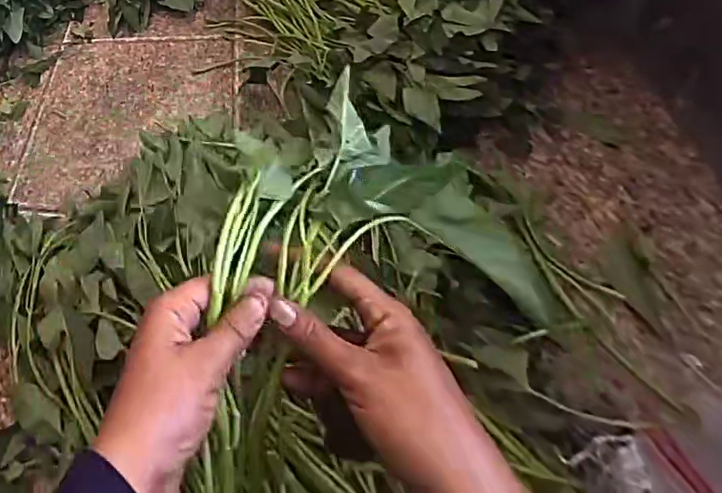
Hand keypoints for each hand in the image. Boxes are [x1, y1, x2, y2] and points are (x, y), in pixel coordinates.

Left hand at [93, 275, 272, 492]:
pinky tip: (255, 358)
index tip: (278, 290)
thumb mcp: (204, 364)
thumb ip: (233, 329)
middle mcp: (168, 323)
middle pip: (211, 305)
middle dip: (244, 308)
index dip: (242, 285)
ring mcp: (173, 351)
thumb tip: (261, 295)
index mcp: (167, 309)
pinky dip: (230, 353)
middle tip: (283, 313)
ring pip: (212, 331)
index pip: (210, 283)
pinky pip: (208, 354)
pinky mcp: (180, 378)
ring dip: (239, 332)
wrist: (136, 466)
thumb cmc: (167, 406)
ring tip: (277, 333)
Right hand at [269, 265, 523, 492]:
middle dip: (296, 320)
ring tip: (271, 361)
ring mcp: (380, 367)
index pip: (338, 274)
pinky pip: (340, 379)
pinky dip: (319, 383)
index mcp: (387, 316)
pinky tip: (295, 388)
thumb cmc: (416, 420)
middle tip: (259, 318)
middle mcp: (383, 334)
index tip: (265, 253)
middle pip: (329, 315)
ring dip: (304, 357)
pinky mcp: (378, 397)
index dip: (303, 261)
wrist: (462, 491)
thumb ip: (315, 337)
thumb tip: (273, 300)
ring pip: (331, 350)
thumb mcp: (359, 375)